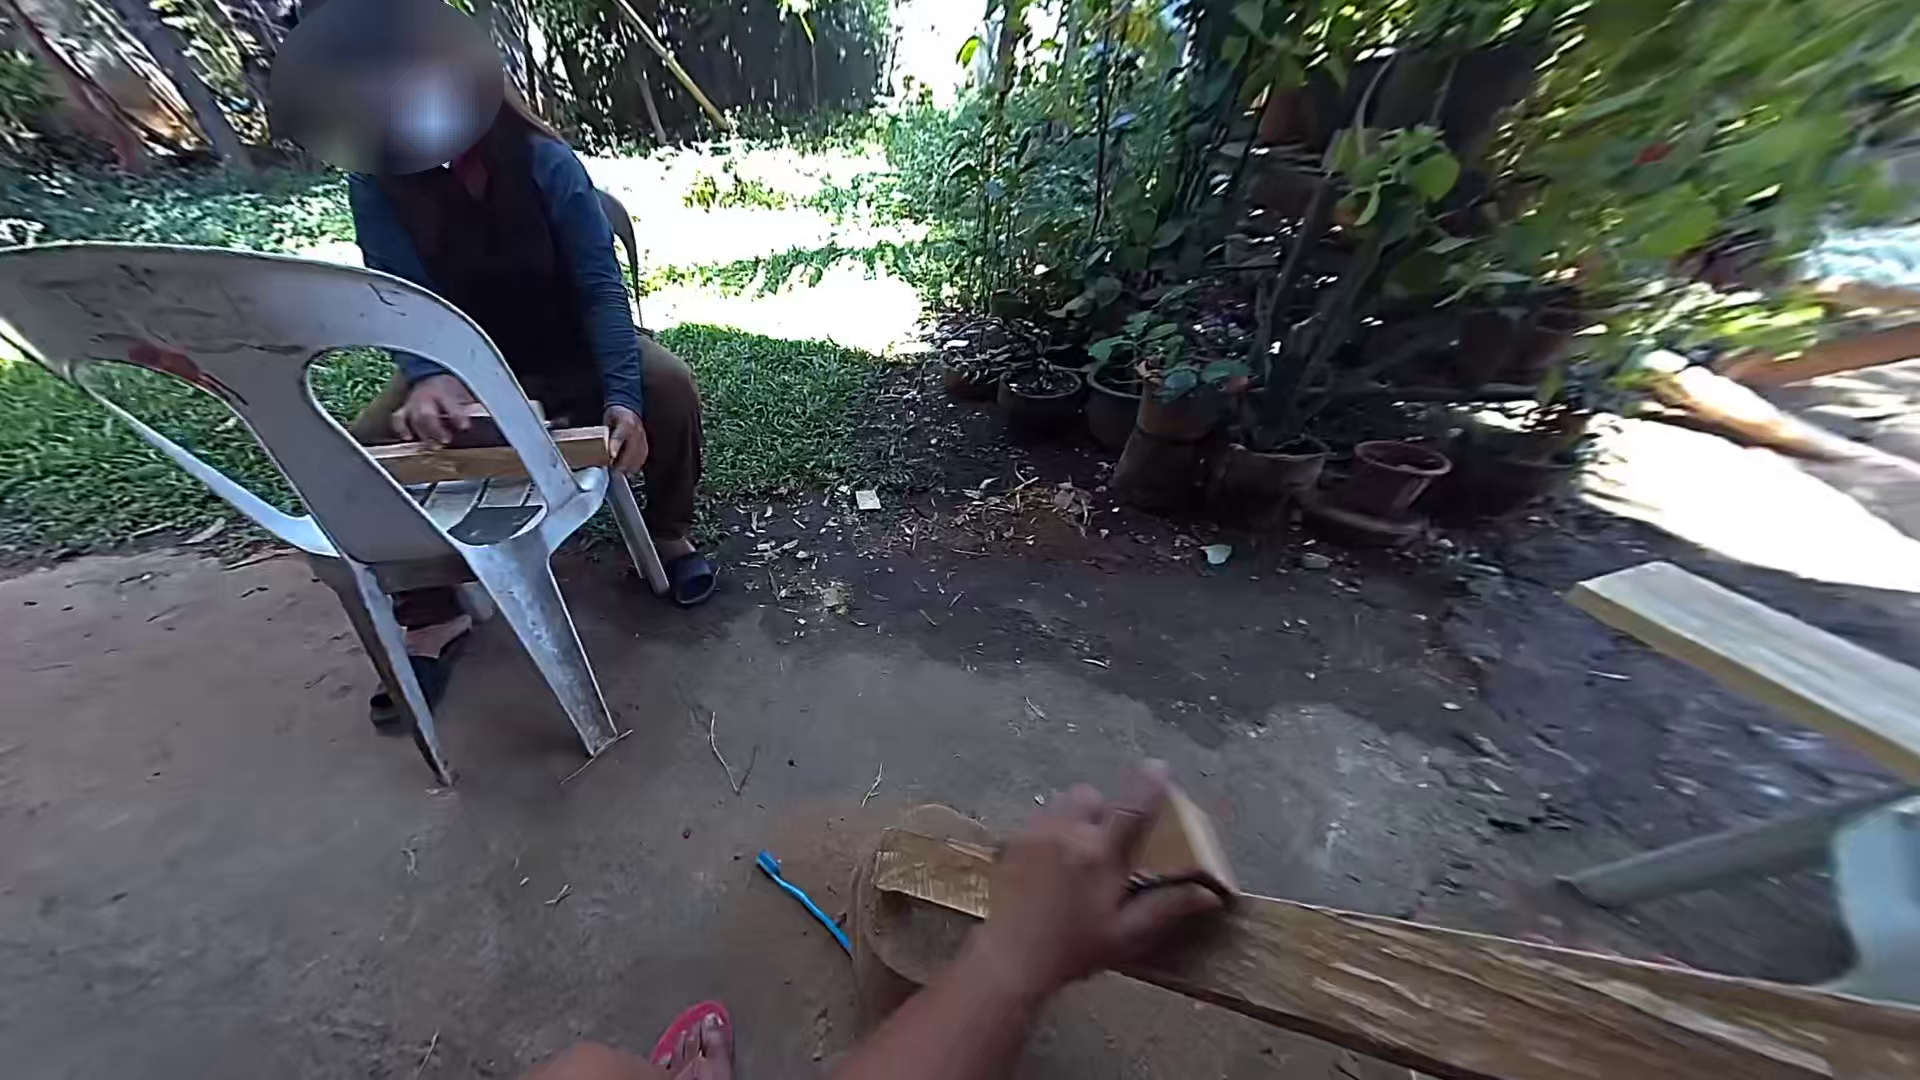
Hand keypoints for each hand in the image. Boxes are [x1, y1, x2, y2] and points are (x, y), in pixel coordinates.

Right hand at [393, 374, 473, 445]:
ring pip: (412, 419)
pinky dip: (401, 428)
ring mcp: (413, 403)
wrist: (433, 379)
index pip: (450, 403)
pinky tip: (408, 438)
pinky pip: (398, 418)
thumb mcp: (467, 394)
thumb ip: (473, 406)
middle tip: (445, 440)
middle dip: (435, 429)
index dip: (457, 415)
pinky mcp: (404, 409)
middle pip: (426, 414)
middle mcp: (426, 397)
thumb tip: (492, 419)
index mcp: (444, 391)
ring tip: (433, 446)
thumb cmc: (454, 391)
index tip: (465, 427)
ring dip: (423, 434)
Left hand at [605, 405, 648, 473]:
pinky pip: (643, 456)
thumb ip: (606, 434)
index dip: (615, 447)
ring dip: (630, 466)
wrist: (629, 409)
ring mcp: (642, 438)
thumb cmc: (615, 415)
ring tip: (622, 473)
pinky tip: (631, 470)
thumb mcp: (607, 420)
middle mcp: (636, 431)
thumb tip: (600, 448)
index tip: (611, 457)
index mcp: (625, 423)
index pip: (620, 437)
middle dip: (623, 462)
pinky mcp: (645, 443)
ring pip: (638, 455)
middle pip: (631, 450)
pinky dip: (637, 464)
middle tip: (614, 471)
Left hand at [966, 765, 1221, 997]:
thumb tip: (1208, 893)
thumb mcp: (1126, 935)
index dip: (1148, 784)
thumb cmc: (1074, 948)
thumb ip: (1166, 907)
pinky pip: (1043, 815)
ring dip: (1079, 815)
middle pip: (1091, 796)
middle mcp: (1068, 831)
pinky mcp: (1016, 836)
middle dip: (1104, 810)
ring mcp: (1038, 830)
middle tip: (1108, 844)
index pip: (1131, 808)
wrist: (1012, 956)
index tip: (1159, 766)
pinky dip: (1055, 826)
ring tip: (1080, 850)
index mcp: (1099, 854)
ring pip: (1065, 801)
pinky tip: (1053, 859)